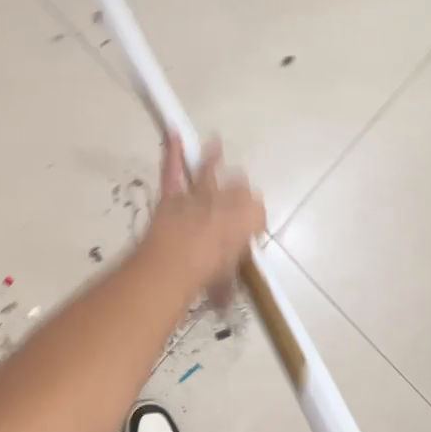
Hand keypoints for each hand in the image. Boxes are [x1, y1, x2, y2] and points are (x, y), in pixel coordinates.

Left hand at [137, 134, 265, 300]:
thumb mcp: (224, 281)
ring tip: (214, 144)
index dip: (254, 221)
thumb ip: (227, 280)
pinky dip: (172, 152)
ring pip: (209, 171)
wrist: (175, 262)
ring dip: (212, 159)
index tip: (250, 233)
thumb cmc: (205, 275)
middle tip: (233, 199)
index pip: (258, 211)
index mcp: (247, 219)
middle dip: (237, 190)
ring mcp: (198, 194)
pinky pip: (173, 169)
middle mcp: (227, 200)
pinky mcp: (173, 194)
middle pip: (238, 187)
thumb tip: (223, 298)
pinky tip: (173, 133)